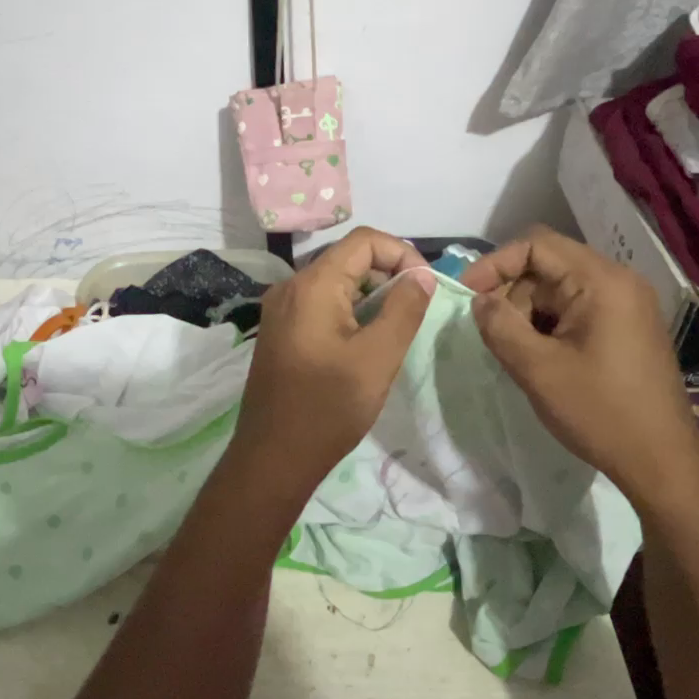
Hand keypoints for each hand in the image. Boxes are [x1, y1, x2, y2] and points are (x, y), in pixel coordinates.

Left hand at [231, 228, 435, 493]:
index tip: (425, 287)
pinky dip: (350, 312)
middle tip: (415, 311)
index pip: (364, 241)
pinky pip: (320, 305)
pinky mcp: (280, 332)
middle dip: (388, 275)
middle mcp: (290, 287)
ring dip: (370, 296)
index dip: (402, 253)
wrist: (273, 458)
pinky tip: (365, 344)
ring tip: (394, 330)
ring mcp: (280, 310)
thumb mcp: (378, 357)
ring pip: (335, 283)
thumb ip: (404, 309)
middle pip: (348, 259)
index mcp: (311, 285)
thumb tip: (422, 275)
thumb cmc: (328, 408)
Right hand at [462, 227, 698, 496]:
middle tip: (493, 334)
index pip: (536, 244)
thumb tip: (479, 301)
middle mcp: (618, 281)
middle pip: (547, 264)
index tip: (467, 296)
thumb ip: (499, 326)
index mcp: (601, 281)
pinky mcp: (626, 326)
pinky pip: (576, 308)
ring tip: (517, 352)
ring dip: (528, 312)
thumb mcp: (537, 369)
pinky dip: (549, 325)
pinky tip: (540, 358)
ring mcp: (626, 304)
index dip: (494, 264)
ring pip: (558, 289)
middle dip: (511, 293)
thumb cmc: (600, 412)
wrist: (662, 462)